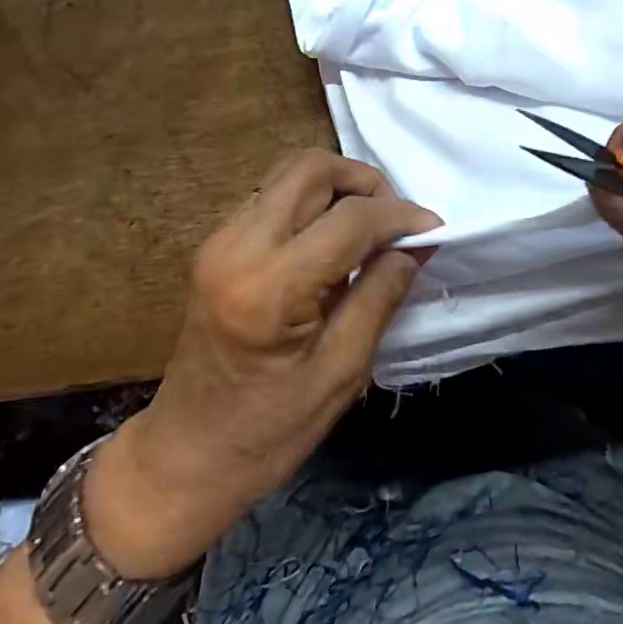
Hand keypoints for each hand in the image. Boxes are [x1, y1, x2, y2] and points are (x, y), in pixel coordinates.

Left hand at [83, 150, 440, 577]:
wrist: (187, 455)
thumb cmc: (271, 429)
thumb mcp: (344, 370)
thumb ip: (381, 294)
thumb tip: (417, 245)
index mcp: (269, 287)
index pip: (350, 218)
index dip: (401, 216)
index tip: (435, 230)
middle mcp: (237, 247)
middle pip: (311, 168)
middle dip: (366, 182)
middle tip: (398, 221)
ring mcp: (220, 242)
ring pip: (290, 175)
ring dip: (340, 189)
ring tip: (373, 230)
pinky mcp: (217, 248)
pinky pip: (275, 197)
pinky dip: (316, 203)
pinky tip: (337, 242)